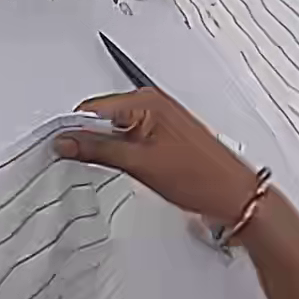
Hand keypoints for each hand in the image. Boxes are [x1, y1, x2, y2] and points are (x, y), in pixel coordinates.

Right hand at [53, 88, 261, 220]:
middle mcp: (150, 102)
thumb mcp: (138, 163)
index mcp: (144, 100)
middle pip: (100, 116)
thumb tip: (65, 141)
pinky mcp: (161, 130)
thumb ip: (96, 149)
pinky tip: (128, 165)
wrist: (236, 197)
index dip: (73, 130)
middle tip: (86, 161)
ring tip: (118, 166)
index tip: (61, 147)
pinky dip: (120, 148)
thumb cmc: (201, 177)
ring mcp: (157, 116)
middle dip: (90, 138)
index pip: (91, 109)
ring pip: (113, 127)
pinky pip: (127, 133)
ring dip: (107, 145)